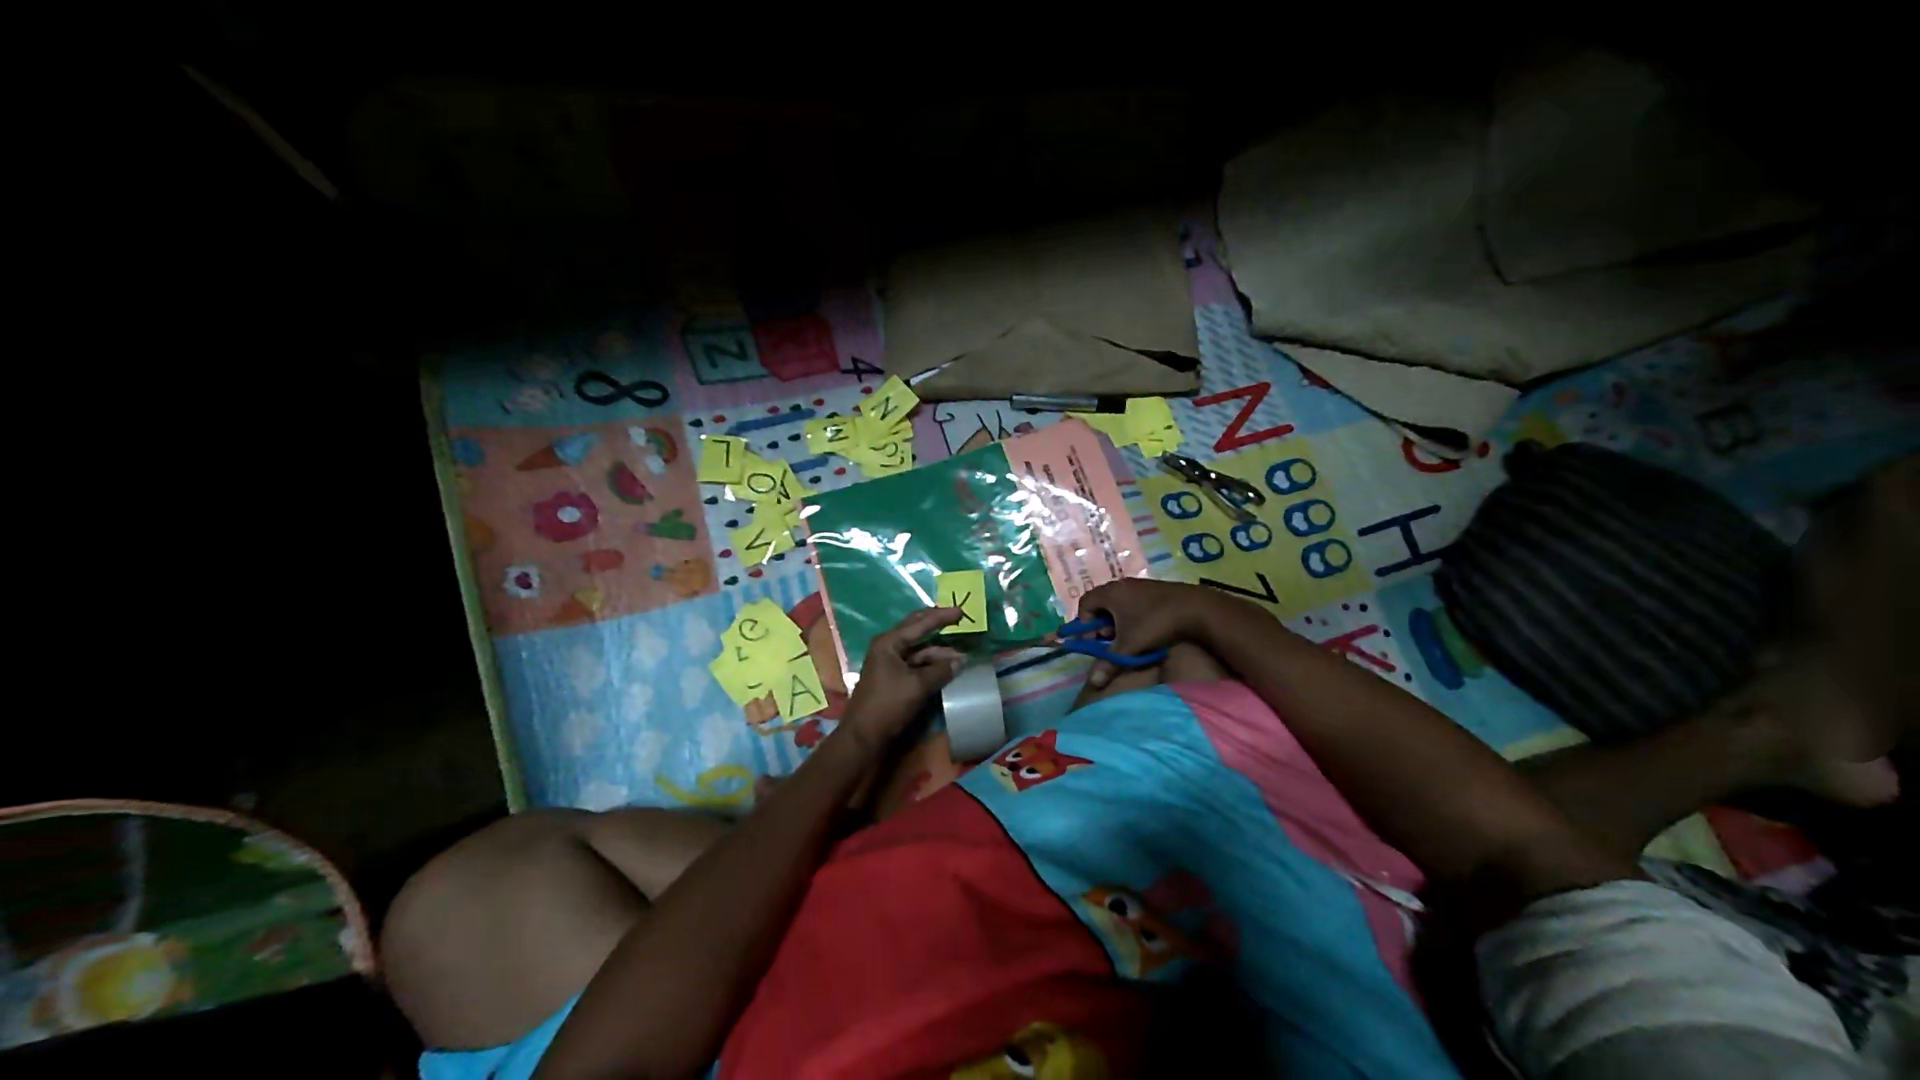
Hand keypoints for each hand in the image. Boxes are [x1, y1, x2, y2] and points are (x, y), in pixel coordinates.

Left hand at [841, 607, 968, 751]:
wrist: (864, 734)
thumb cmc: (888, 704)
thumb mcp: (918, 685)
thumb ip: (940, 670)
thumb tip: (960, 661)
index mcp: (889, 642)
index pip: (919, 623)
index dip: (941, 617)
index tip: (961, 612)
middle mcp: (887, 647)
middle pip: (917, 631)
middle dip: (938, 627)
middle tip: (959, 620)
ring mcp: (889, 663)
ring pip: (918, 651)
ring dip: (938, 653)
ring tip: (961, 657)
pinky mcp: (893, 678)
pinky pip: (916, 664)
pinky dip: (931, 665)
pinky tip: (946, 669)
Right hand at [1070, 579, 1238, 688]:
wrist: (1197, 609)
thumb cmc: (1155, 624)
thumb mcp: (1129, 646)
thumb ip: (1109, 663)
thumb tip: (1093, 683)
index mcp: (1110, 593)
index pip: (1084, 603)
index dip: (1083, 623)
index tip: (1095, 641)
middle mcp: (1122, 584)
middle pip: (1101, 603)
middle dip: (1102, 625)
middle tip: (1111, 641)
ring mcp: (1140, 585)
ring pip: (1120, 604)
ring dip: (1119, 621)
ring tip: (1129, 638)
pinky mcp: (1156, 589)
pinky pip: (1135, 602)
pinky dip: (1133, 616)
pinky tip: (1146, 631)